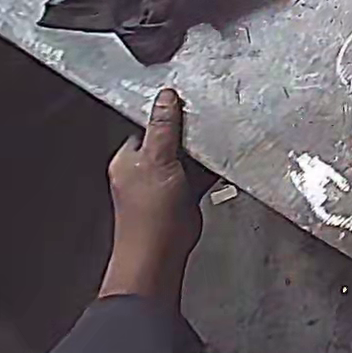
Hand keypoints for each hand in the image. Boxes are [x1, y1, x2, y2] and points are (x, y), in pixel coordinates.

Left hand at [98, 88, 200, 305]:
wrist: (161, 254)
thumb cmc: (148, 215)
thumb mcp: (157, 160)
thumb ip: (163, 128)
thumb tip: (165, 98)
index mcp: (129, 158)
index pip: (148, 125)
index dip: (167, 114)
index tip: (186, 104)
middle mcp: (145, 168)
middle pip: (171, 139)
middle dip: (189, 133)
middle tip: (205, 122)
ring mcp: (166, 182)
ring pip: (188, 156)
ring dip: (202, 151)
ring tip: (216, 140)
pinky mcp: (184, 194)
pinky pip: (201, 173)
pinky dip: (212, 168)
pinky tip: (222, 162)